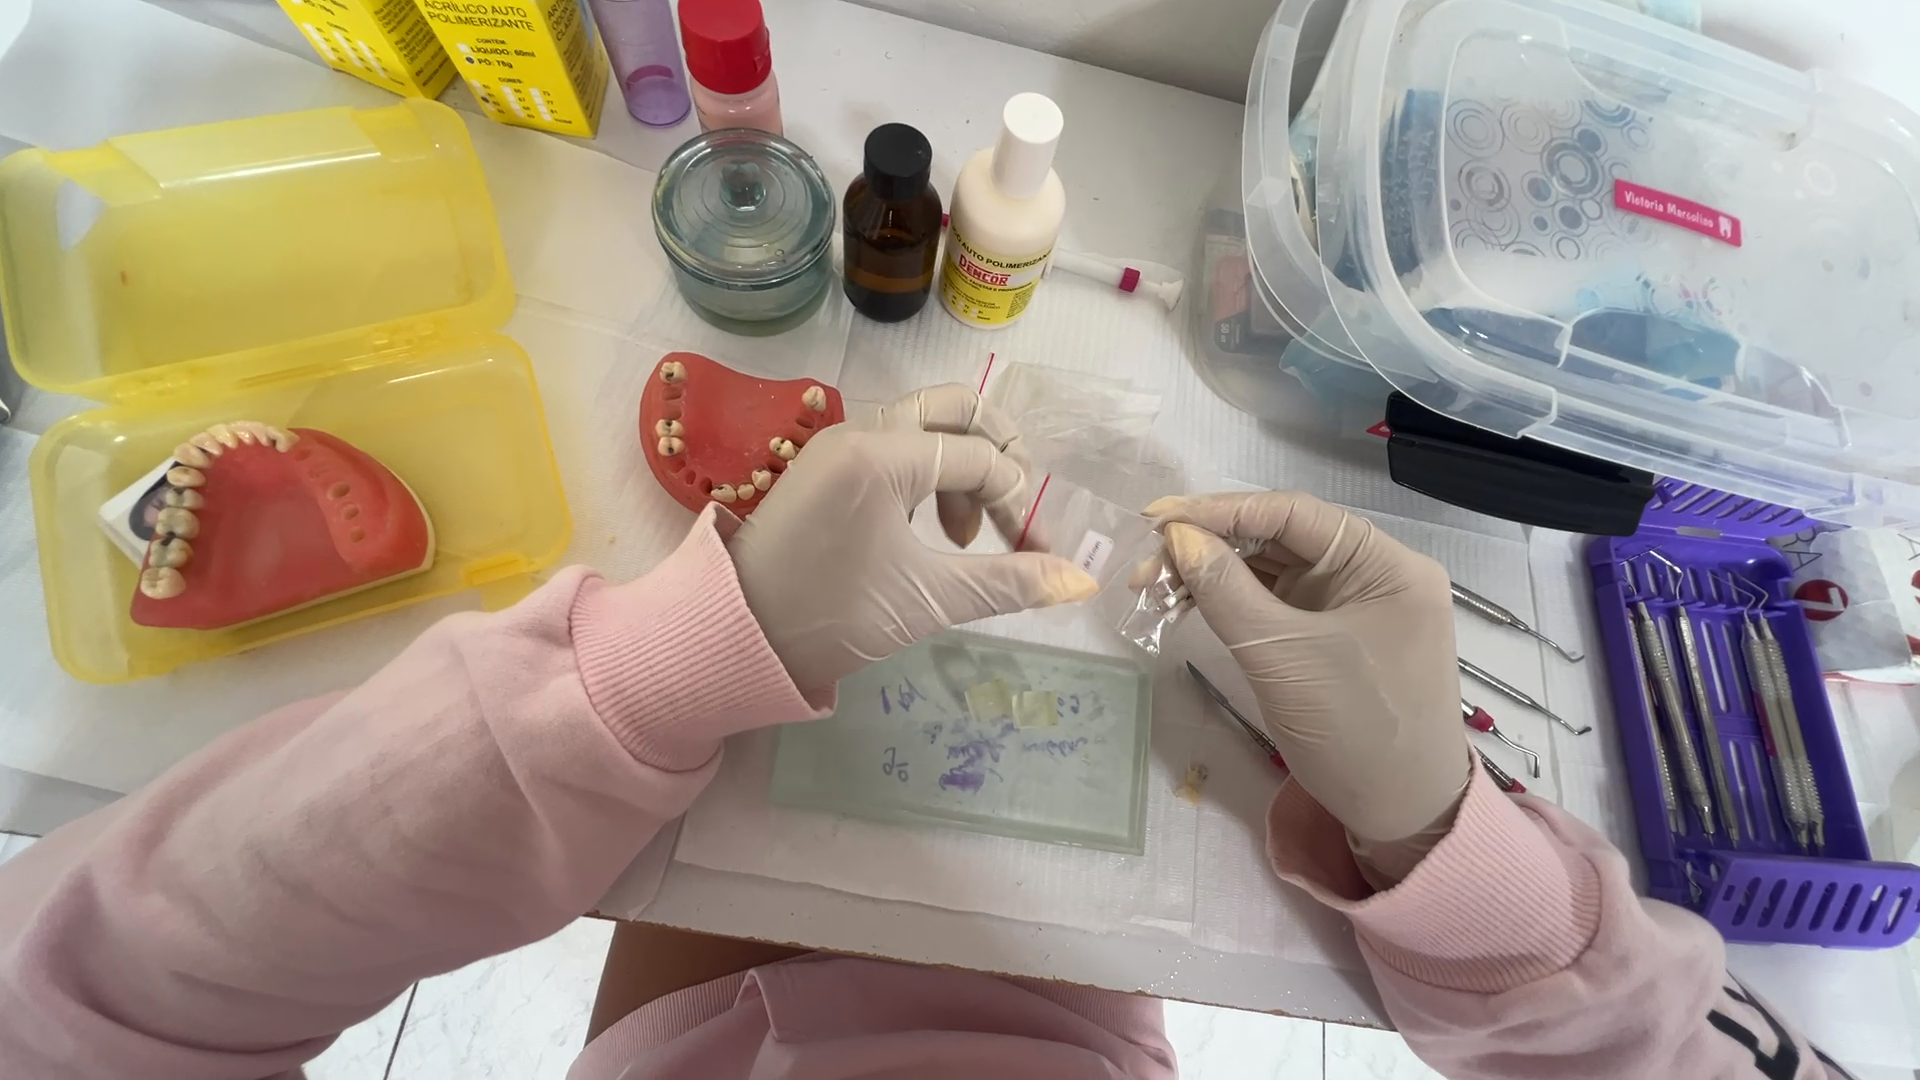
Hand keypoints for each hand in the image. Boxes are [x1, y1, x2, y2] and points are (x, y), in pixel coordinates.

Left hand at [727, 385, 1096, 692]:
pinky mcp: (829, 466)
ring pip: (927, 426)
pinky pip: (897, 448)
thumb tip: (1084, 583)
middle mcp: (862, 431)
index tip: (1037, 557)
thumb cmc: (829, 617)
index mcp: (883, 454)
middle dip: (1001, 455)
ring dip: (964, 469)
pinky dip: (929, 477)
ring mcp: (840, 444)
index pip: (982, 459)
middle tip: (1013, 511)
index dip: (1021, 506)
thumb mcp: (927, 600)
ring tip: (965, 539)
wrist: (733, 638)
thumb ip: (1010, 584)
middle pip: (958, 409)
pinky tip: (929, 530)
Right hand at [1150, 492, 1469, 887]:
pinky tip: (1183, 602)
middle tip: (1147, 563)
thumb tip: (1175, 537)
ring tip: (1153, 586)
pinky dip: (1225, 599)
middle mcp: (1367, 571)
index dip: (1219, 510)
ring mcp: (1344, 602)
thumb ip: (1224, 589)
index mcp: (1383, 563)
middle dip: (1207, 546)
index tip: (1157, 519)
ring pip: (1265, 568)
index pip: (1291, 513)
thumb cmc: (1354, 730)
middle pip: (1275, 538)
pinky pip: (1267, 600)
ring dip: (1209, 573)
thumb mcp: (1281, 655)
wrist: (1398, 815)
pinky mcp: (1322, 632)